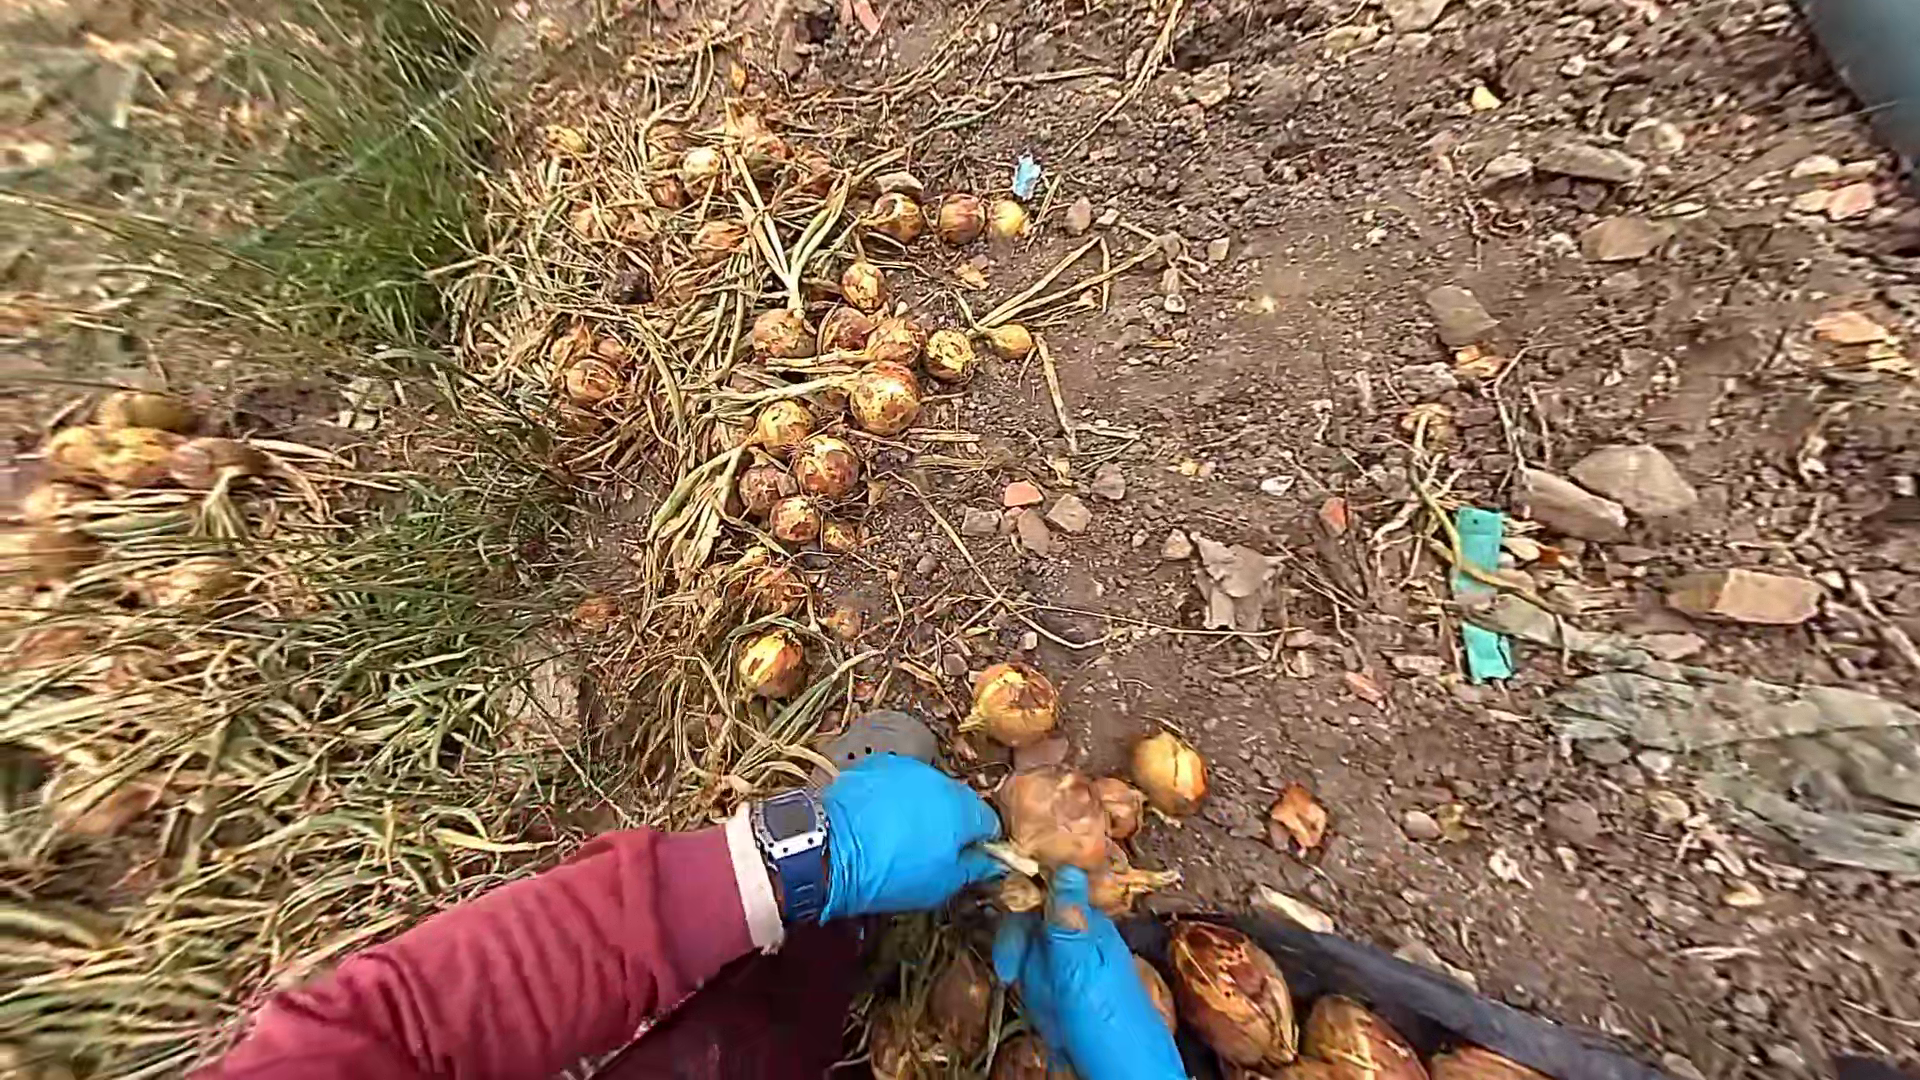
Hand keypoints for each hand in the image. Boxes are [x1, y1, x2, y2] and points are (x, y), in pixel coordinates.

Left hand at [820, 754, 1003, 918]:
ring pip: (929, 790)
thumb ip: (973, 868)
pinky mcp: (880, 764)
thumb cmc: (890, 871)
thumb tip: (990, 861)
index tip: (967, 860)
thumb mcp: (940, 884)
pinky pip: (899, 782)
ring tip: (900, 836)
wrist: (830, 845)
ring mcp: (909, 768)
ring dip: (924, 809)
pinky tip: (879, 820)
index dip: (981, 844)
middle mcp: (940, 779)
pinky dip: (896, 798)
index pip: (989, 822)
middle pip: (959, 802)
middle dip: (951, 824)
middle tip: (931, 852)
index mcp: (962, 808)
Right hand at [992, 867, 1186, 1079]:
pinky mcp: (1069, 998)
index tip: (1005, 951)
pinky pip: (1040, 989)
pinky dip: (1041, 1010)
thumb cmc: (1110, 1027)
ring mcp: (1075, 971)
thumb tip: (1067, 863)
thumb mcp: (1084, 970)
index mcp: (1089, 925)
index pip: (1044, 894)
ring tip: (1055, 1019)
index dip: (1017, 916)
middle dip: (1022, 959)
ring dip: (1034, 991)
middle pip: (1030, 927)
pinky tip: (1057, 1032)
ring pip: (1031, 960)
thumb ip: (1068, 920)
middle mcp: (1081, 941)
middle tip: (1022, 984)